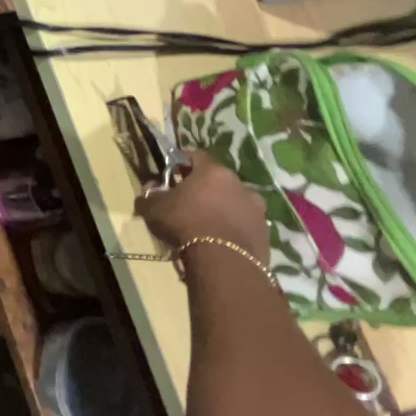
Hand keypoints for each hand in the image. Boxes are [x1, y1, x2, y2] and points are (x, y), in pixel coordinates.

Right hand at [136, 151, 269, 261]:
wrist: (223, 260)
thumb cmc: (184, 222)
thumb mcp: (152, 206)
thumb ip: (150, 193)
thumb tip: (152, 188)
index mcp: (214, 172)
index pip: (197, 156)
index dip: (183, 161)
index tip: (171, 170)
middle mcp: (241, 185)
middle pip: (219, 179)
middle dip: (204, 186)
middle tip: (187, 197)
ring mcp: (257, 209)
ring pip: (235, 201)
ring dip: (221, 206)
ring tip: (205, 219)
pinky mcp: (266, 230)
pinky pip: (244, 221)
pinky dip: (232, 224)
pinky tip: (218, 236)